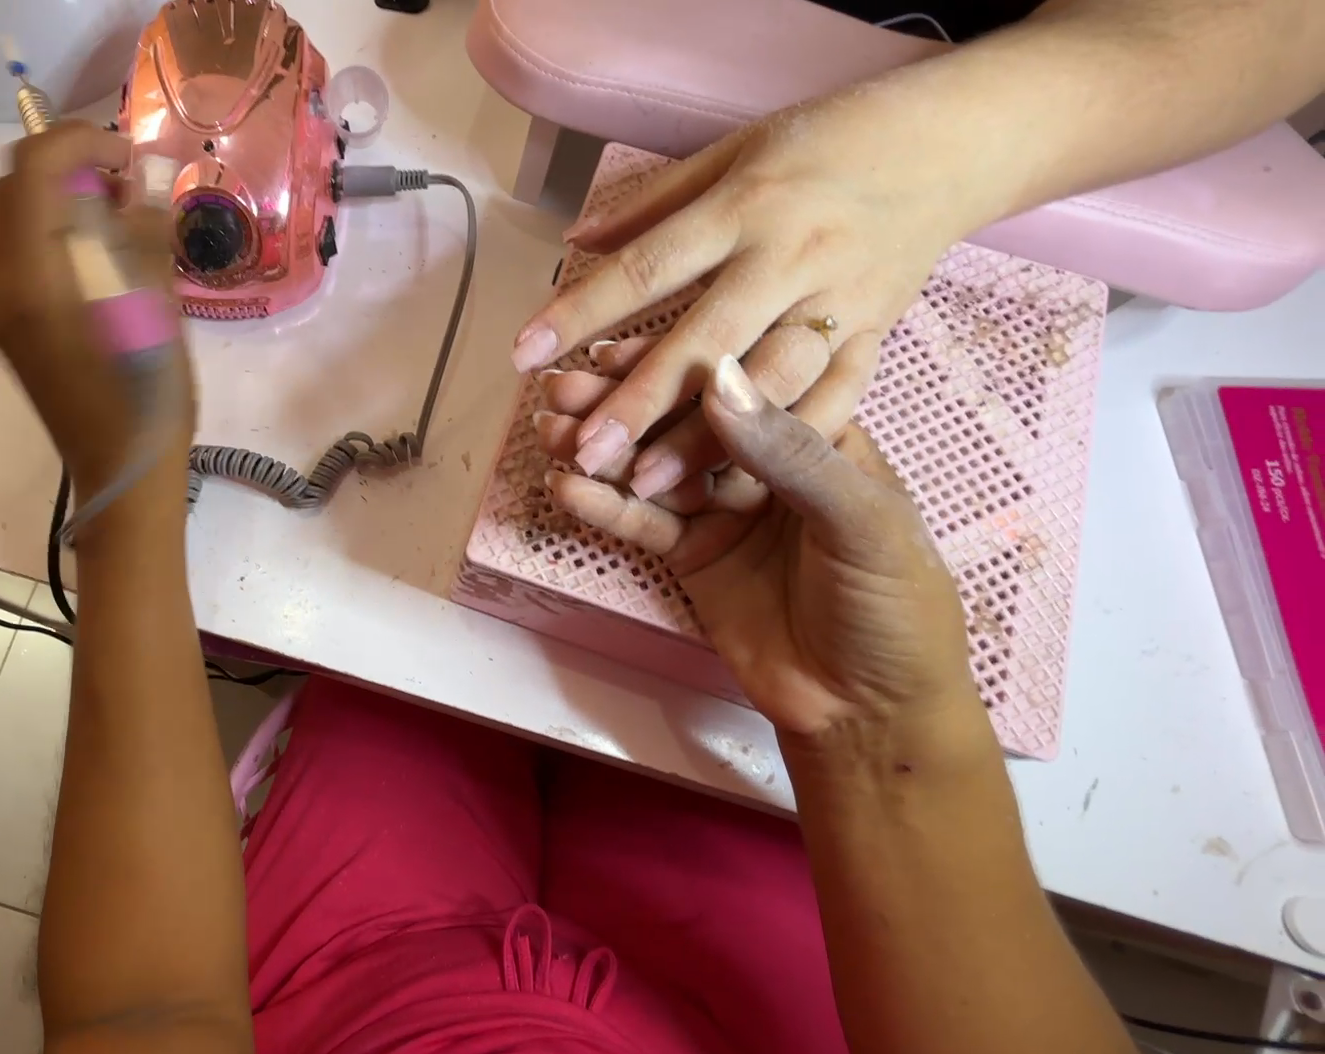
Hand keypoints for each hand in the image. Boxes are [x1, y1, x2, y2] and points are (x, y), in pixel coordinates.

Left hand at [0, 123, 193, 527]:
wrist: (122, 476)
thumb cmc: (149, 405)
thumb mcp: (158, 318)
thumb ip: (144, 242)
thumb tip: (143, 189)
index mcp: (35, 281)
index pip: (33, 170)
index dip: (80, 141)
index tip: (129, 156)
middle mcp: (1, 287)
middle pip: (12, 189)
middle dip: (67, 168)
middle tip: (125, 189)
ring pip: (11, 221)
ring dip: (58, 202)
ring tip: (116, 221)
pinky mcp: (10, 329)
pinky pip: (18, 257)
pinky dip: (52, 237)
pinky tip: (99, 260)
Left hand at [514, 88, 1001, 511]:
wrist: (953, 140)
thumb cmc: (822, 145)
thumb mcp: (731, 153)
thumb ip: (650, 207)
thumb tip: (573, 242)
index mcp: (744, 207)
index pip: (647, 268)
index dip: (582, 312)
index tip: (523, 355)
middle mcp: (790, 258)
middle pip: (706, 339)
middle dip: (641, 401)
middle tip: (584, 453)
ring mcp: (840, 303)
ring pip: (771, 384)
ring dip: (709, 442)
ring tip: (645, 490)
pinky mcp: (878, 338)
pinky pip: (837, 404)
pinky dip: (789, 449)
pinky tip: (734, 490)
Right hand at [543, 355, 982, 743]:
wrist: (864, 711)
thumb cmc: (894, 609)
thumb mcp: (861, 522)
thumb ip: (790, 450)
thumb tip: (715, 374)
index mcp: (817, 435)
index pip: (738, 386)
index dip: (674, 365)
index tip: (611, 349)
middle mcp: (760, 461)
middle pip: (681, 422)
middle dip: (620, 405)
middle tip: (560, 389)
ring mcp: (719, 507)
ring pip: (651, 468)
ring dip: (599, 451)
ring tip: (546, 432)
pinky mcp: (689, 551)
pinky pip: (642, 523)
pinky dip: (604, 508)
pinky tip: (564, 489)